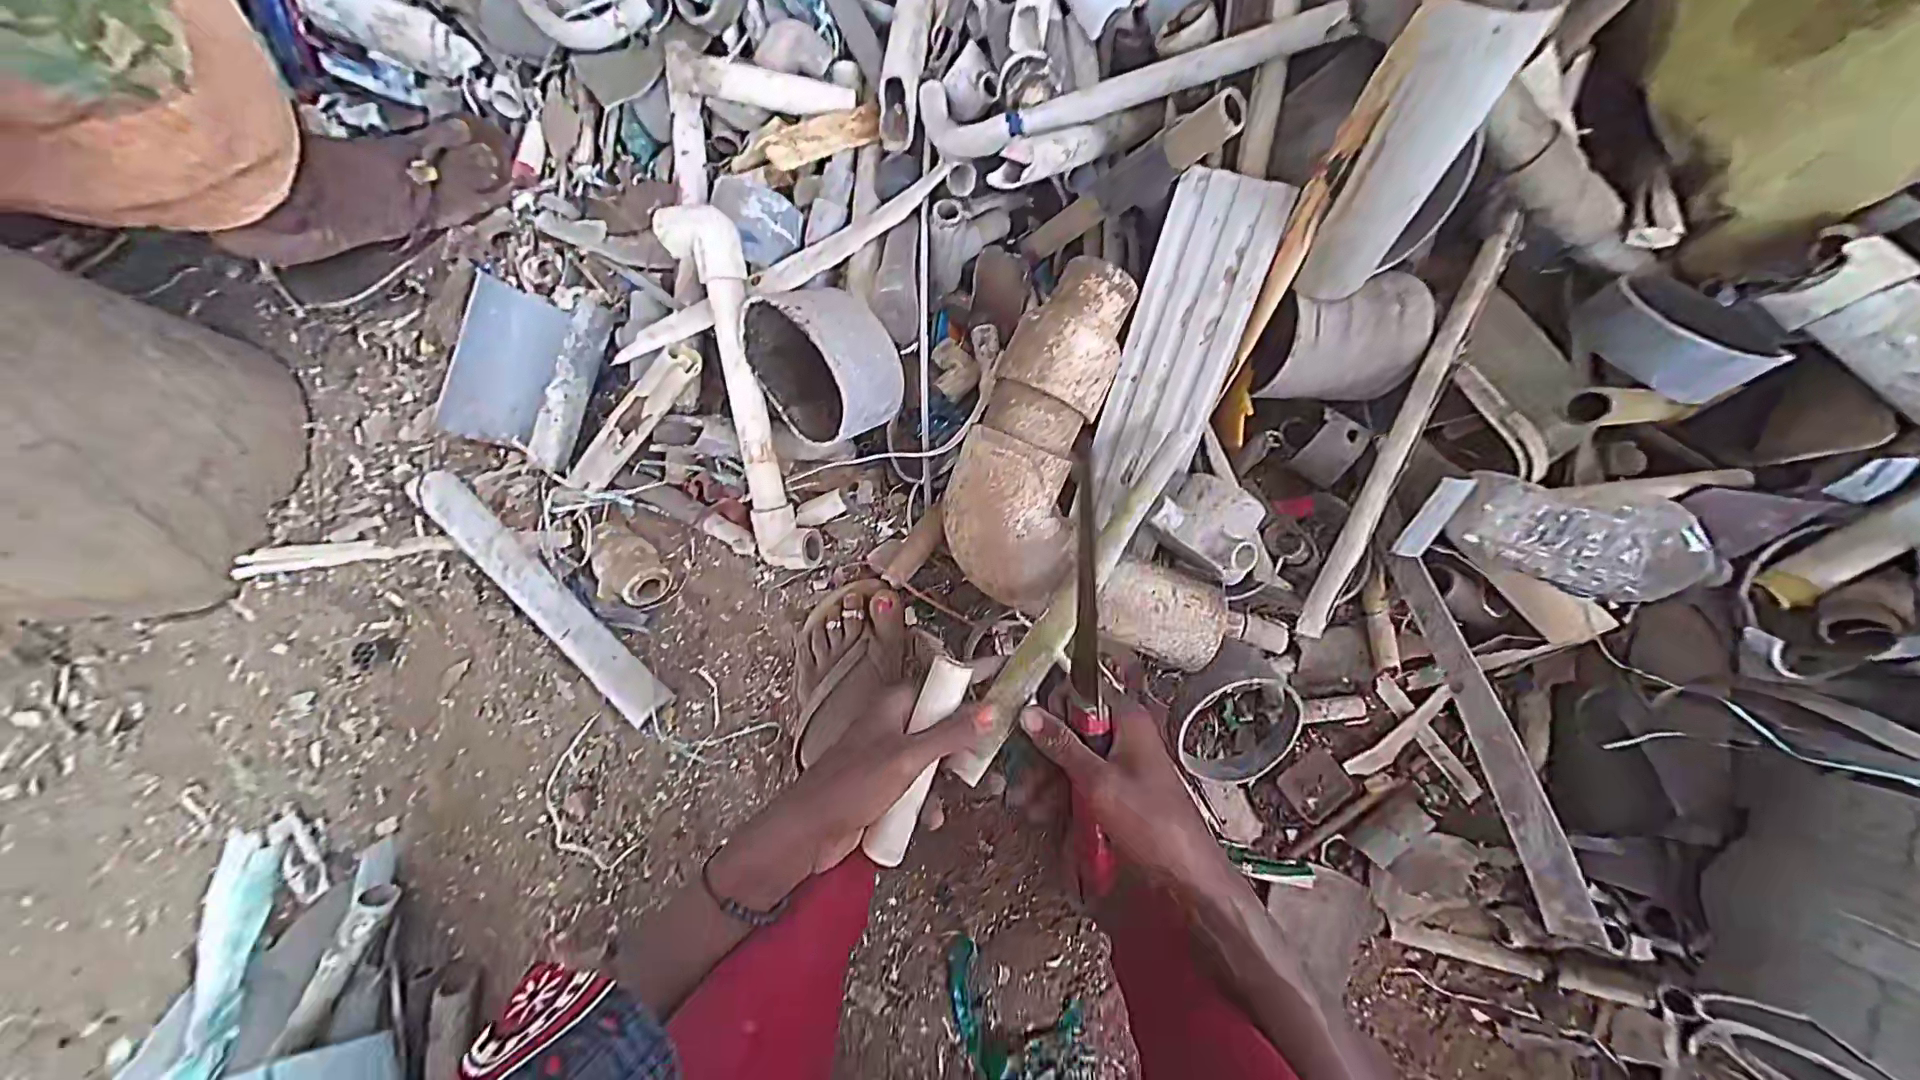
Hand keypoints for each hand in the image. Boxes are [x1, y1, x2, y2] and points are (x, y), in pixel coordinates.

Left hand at [711, 685, 988, 907]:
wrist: (807, 834)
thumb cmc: (851, 785)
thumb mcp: (908, 758)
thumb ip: (951, 734)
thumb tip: (991, 710)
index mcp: (896, 704)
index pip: (944, 685)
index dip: (974, 683)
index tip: (1005, 676)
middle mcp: (895, 724)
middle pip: (944, 725)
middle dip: (967, 745)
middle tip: (990, 758)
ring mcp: (890, 756)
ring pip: (935, 760)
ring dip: (949, 779)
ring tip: (972, 793)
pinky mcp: (887, 786)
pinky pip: (919, 787)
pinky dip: (927, 800)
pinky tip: (928, 818)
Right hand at [1020, 696, 1228, 892]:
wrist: (1186, 877)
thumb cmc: (1155, 825)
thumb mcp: (1099, 781)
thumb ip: (1062, 745)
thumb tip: (1032, 715)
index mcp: (1128, 719)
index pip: (1079, 694)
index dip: (1051, 711)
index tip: (1027, 730)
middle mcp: (1124, 735)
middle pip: (1070, 730)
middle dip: (1043, 757)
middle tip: (1024, 779)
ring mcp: (1119, 763)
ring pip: (1071, 758)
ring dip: (1047, 780)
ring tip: (1029, 804)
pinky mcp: (1116, 789)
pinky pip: (1081, 781)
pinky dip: (1062, 795)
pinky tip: (1044, 813)